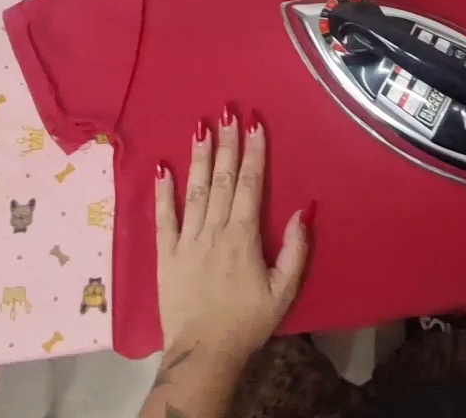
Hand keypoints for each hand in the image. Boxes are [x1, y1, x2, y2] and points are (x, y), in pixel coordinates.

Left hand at [154, 106, 308, 372]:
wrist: (204, 355)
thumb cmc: (247, 322)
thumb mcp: (283, 291)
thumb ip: (295, 249)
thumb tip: (303, 209)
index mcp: (243, 236)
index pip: (249, 184)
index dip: (253, 152)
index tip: (253, 123)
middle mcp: (214, 230)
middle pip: (221, 179)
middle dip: (226, 143)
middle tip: (227, 112)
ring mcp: (187, 240)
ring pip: (194, 190)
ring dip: (198, 157)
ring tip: (200, 126)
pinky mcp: (166, 254)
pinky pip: (164, 218)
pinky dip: (162, 192)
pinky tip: (162, 167)